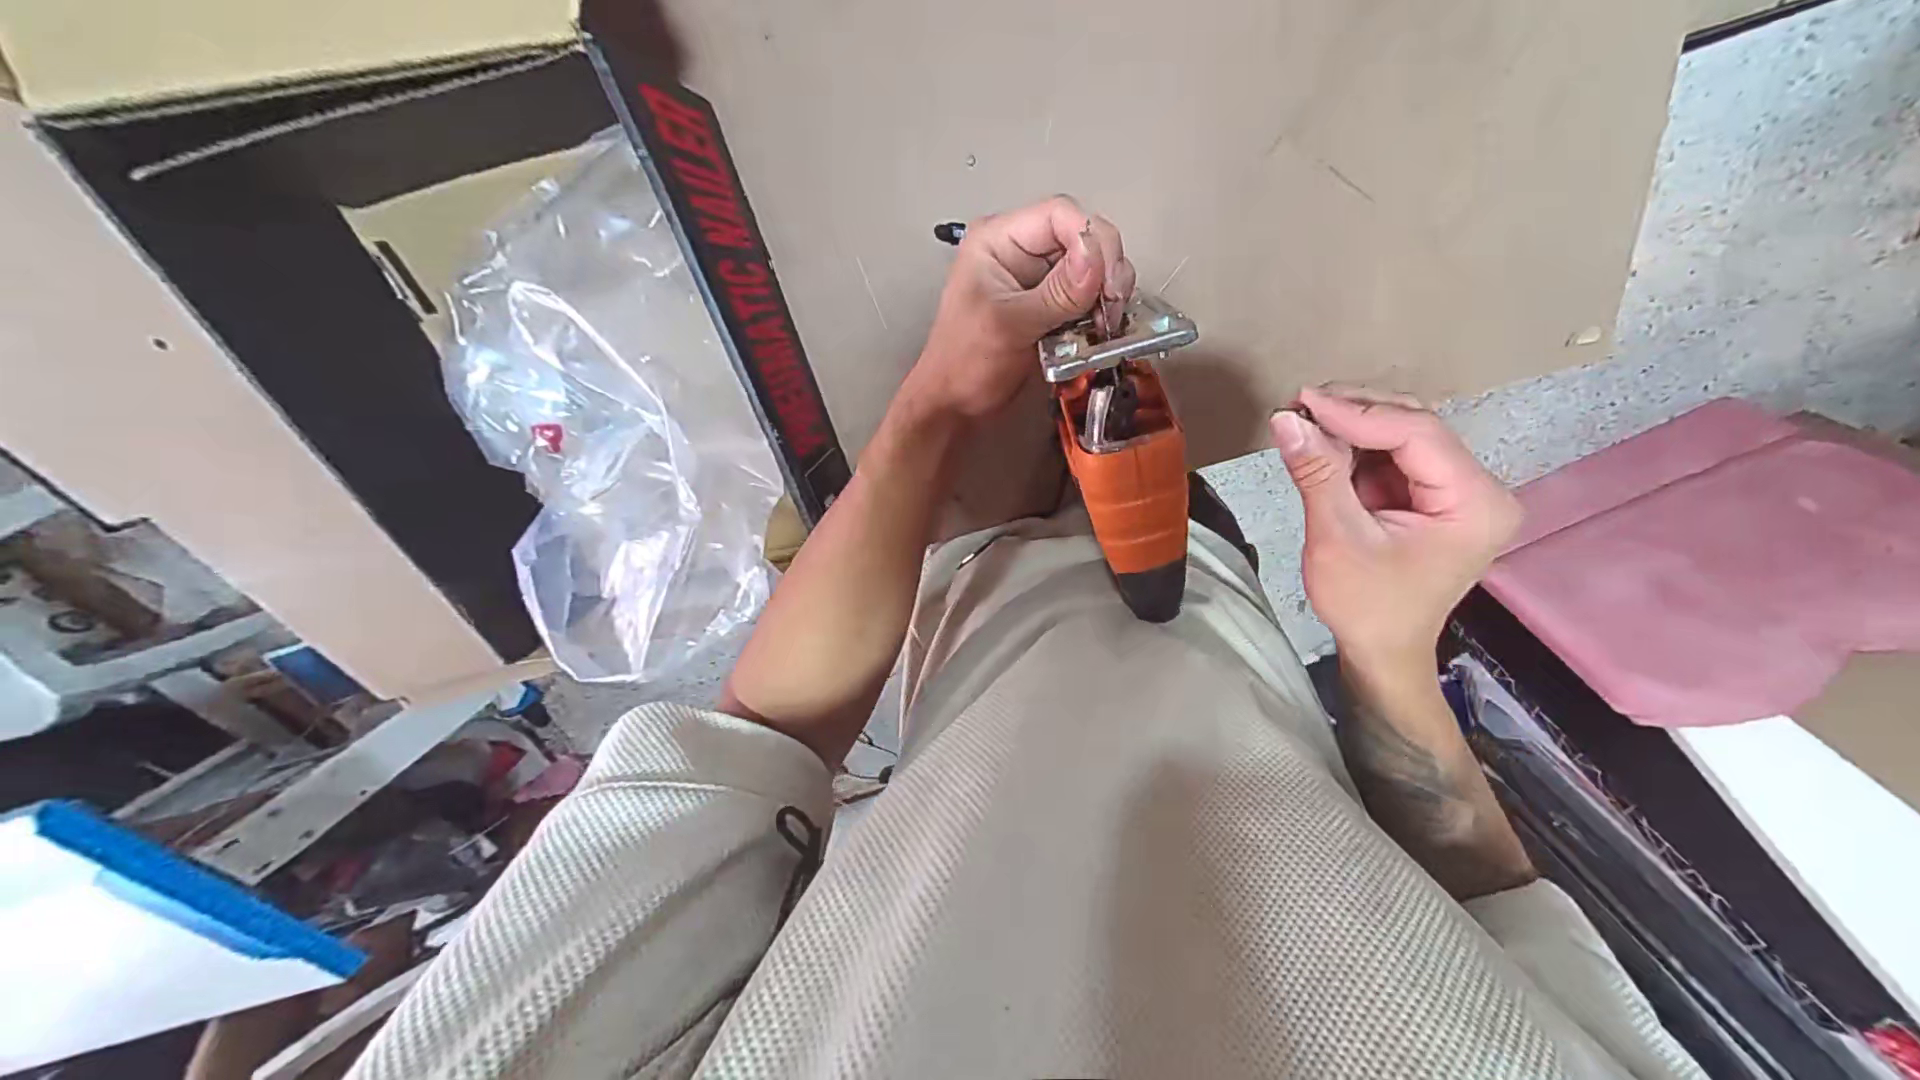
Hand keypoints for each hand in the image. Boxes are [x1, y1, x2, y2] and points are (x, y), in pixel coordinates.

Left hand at [901, 196, 1135, 423]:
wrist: (956, 405)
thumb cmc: (964, 364)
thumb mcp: (1009, 326)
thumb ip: (1056, 293)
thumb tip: (1098, 260)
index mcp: (998, 240)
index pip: (1060, 214)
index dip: (1091, 239)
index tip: (1107, 280)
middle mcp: (1020, 250)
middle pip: (1082, 235)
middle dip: (1106, 266)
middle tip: (1113, 304)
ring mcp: (1037, 277)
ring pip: (1092, 265)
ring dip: (1108, 290)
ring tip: (1107, 322)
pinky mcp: (1051, 304)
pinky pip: (1088, 295)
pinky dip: (1102, 309)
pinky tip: (1103, 329)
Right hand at [1270, 385, 1521, 668]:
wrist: (1381, 651)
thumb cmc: (1365, 606)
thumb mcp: (1336, 538)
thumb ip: (1316, 474)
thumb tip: (1286, 419)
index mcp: (1474, 502)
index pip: (1416, 433)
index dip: (1355, 413)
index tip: (1300, 402)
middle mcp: (1477, 489)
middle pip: (1414, 426)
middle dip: (1354, 414)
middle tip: (1298, 407)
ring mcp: (1454, 492)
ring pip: (1400, 437)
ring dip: (1349, 428)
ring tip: (1301, 423)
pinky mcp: (1429, 498)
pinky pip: (1390, 458)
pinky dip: (1352, 450)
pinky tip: (1320, 445)